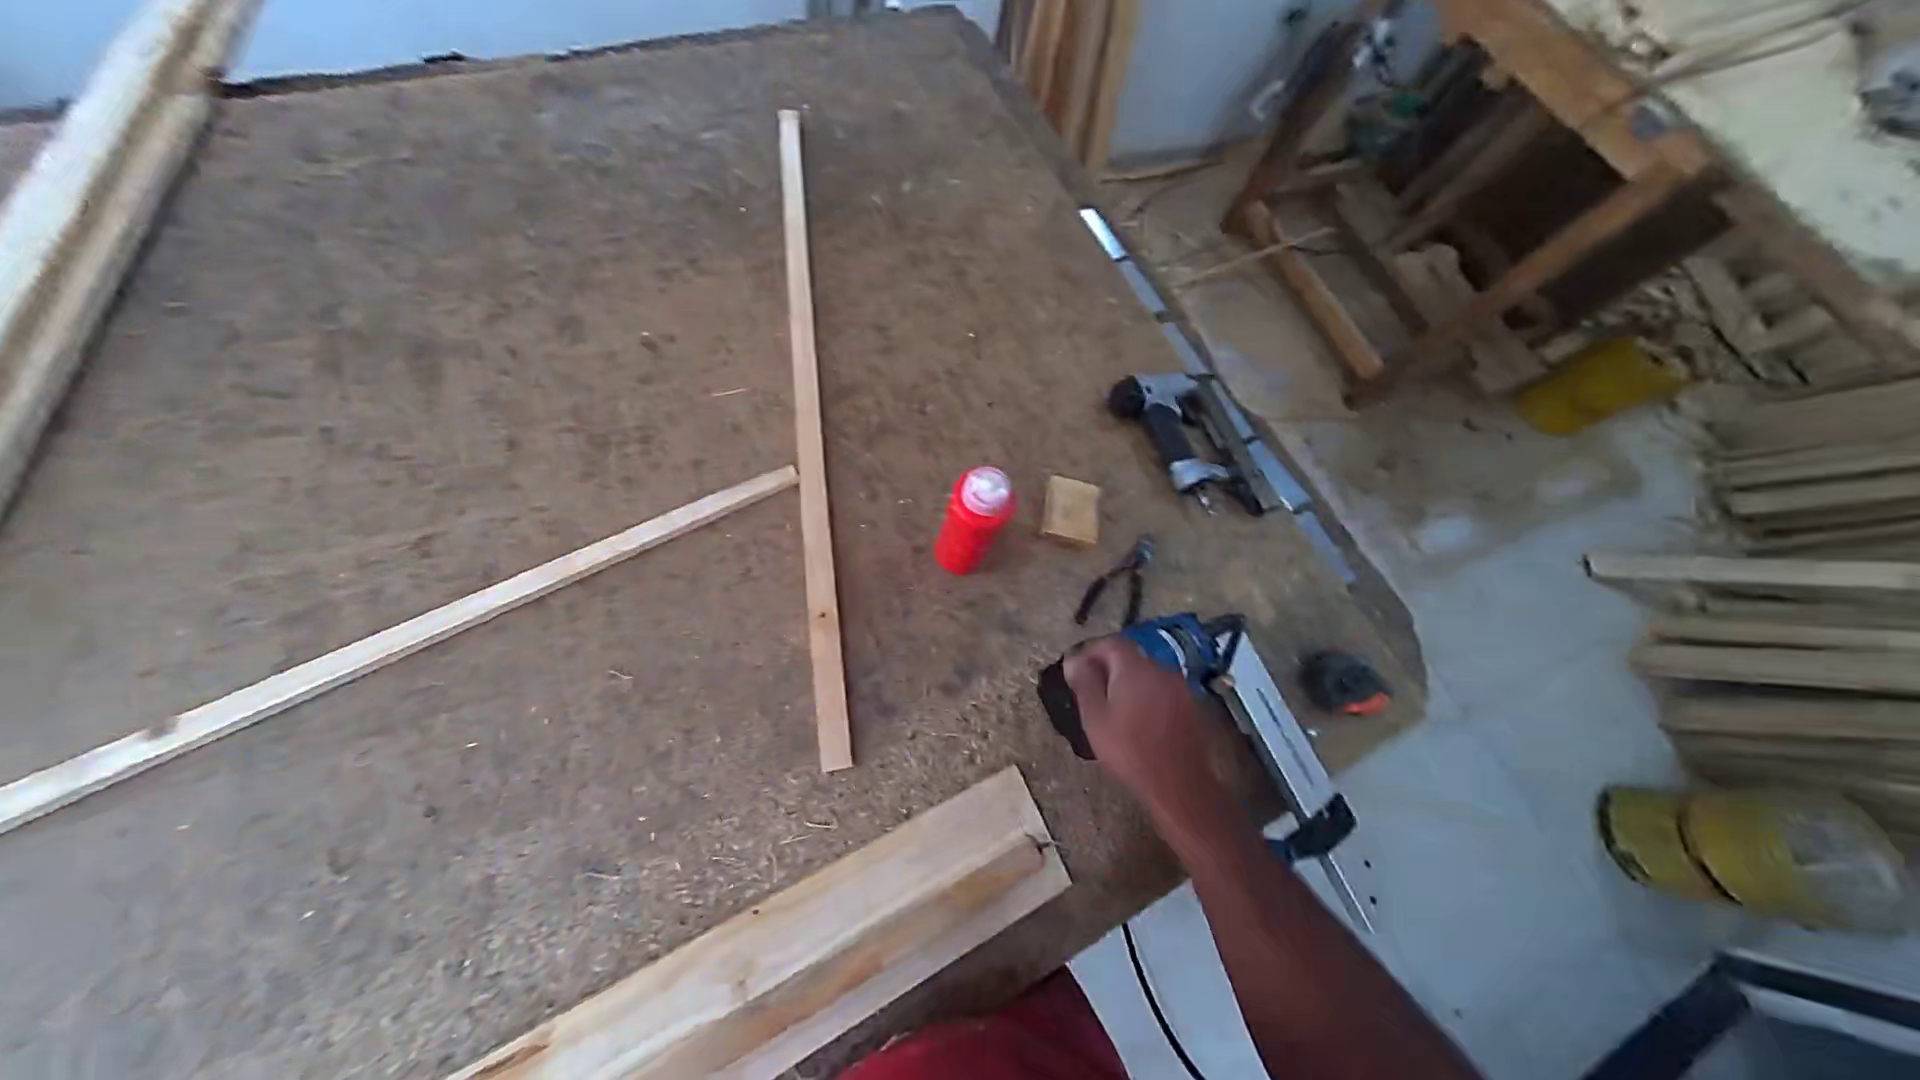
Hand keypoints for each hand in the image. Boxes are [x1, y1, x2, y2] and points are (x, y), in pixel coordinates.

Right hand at [1062, 636, 1223, 818]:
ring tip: (1114, 709)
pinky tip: (1138, 721)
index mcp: (1135, 668)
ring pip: (1147, 675)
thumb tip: (1073, 661)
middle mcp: (1160, 669)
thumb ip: (1084, 684)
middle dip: (1110, 668)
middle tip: (1092, 691)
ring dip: (1129, 684)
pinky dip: (1147, 697)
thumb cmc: (1129, 750)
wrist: (1179, 783)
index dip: (1092, 652)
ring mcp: (1180, 687)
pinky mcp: (1191, 706)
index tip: (1078, 669)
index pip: (1111, 643)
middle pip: (1131, 657)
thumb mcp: (1095, 718)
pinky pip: (1162, 691)